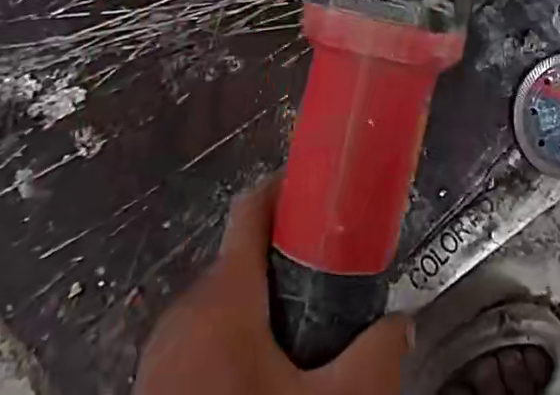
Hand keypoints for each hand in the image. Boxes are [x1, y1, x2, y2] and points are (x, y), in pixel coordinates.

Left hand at [133, 178, 412, 394]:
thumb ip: (382, 350)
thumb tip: (403, 323)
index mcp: (221, 303)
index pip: (253, 209)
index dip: (295, 185)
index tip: (336, 187)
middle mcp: (182, 318)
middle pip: (246, 256)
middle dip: (296, 257)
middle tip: (341, 275)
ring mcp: (161, 359)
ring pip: (228, 301)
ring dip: (273, 303)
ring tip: (315, 330)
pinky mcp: (157, 390)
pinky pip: (209, 340)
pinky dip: (246, 338)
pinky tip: (277, 374)